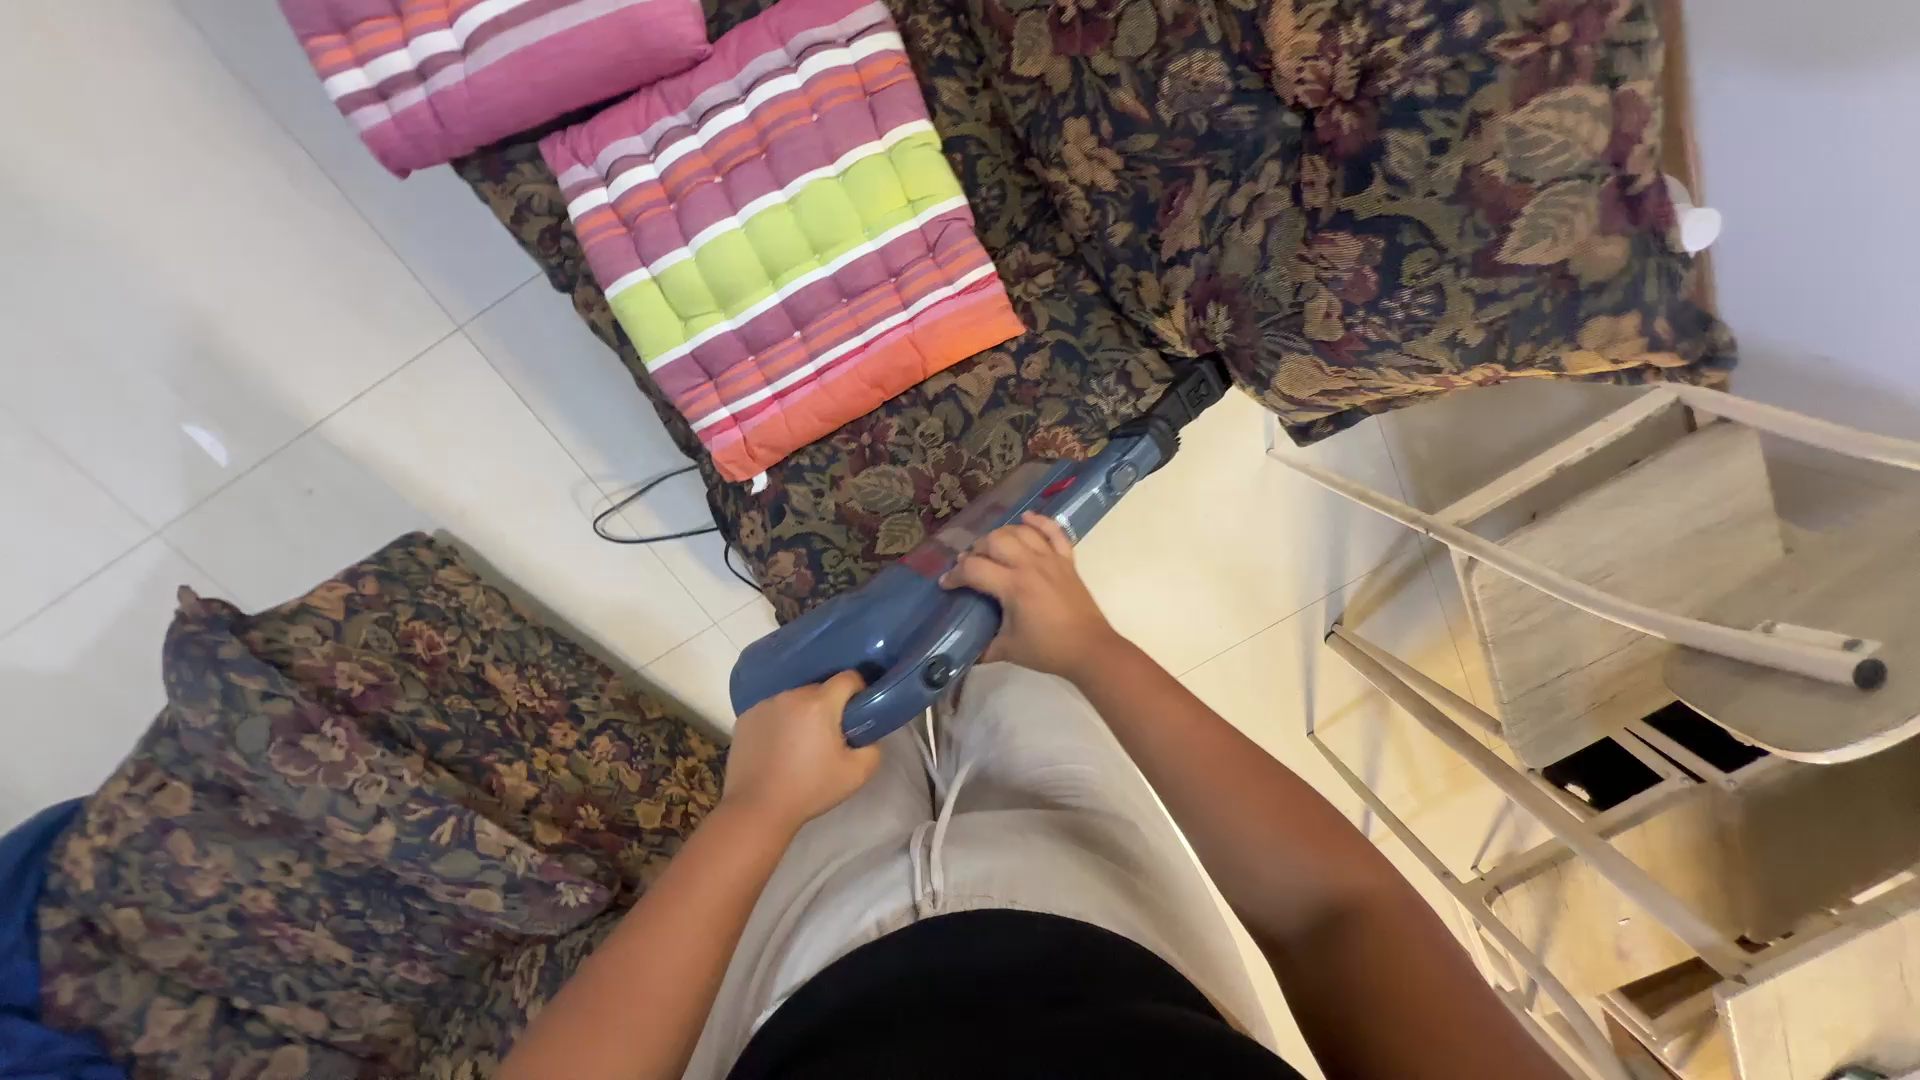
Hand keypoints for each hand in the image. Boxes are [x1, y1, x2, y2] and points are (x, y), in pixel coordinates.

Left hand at [722, 671, 880, 830]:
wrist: (757, 809)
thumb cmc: (810, 789)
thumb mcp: (857, 773)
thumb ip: (873, 747)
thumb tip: (867, 734)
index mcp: (820, 703)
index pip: (848, 678)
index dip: (858, 692)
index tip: (858, 714)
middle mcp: (791, 695)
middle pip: (820, 690)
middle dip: (829, 706)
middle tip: (829, 737)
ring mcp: (764, 705)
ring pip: (794, 700)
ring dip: (802, 714)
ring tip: (799, 746)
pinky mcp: (745, 718)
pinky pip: (772, 711)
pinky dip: (779, 723)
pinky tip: (776, 749)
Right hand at [939, 512, 1124, 682]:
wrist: (1090, 649)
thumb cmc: (1048, 650)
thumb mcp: (1009, 650)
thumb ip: (984, 648)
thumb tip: (966, 652)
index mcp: (1014, 586)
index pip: (974, 569)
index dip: (955, 576)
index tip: (947, 585)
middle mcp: (1031, 565)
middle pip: (995, 541)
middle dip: (976, 550)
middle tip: (970, 565)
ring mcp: (1051, 559)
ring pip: (1021, 532)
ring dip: (1001, 535)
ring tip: (991, 547)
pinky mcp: (1067, 561)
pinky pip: (1054, 532)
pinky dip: (1040, 522)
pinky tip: (1026, 519)